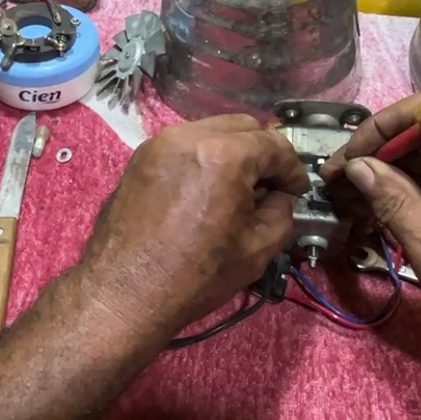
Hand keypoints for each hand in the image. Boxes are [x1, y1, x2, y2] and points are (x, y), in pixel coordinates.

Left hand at [78, 115, 308, 342]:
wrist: (124, 292)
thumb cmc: (194, 276)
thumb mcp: (256, 249)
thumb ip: (281, 211)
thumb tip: (280, 195)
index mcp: (223, 155)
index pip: (273, 145)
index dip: (293, 169)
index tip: (296, 191)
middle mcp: (189, 135)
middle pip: (242, 127)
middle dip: (262, 153)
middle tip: (269, 188)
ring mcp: (160, 142)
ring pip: (211, 131)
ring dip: (231, 153)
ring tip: (236, 190)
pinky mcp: (140, 156)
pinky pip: (184, 144)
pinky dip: (202, 158)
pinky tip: (205, 191)